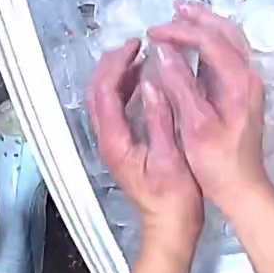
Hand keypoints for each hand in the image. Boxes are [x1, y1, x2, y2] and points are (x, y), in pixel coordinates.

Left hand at [88, 38, 203, 258]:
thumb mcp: (171, 156)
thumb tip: (150, 84)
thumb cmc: (175, 197)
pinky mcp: (123, 147)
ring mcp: (114, 144)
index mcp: (116, 141)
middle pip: (98, 94)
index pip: (106, 93)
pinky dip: (125, 91)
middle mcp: (108, 141)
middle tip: (136, 45)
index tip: (138, 45)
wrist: (170, 227)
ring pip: (104, 101)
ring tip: (140, 57)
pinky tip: (143, 83)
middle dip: (113, 65)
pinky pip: (116, 110)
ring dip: (118, 76)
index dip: (118, 65)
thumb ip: (159, 119)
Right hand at [145, 2, 273, 217]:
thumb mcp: (194, 125)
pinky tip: (193, 46)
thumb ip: (180, 85)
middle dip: (198, 19)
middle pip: (226, 32)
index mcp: (239, 83)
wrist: (243, 187)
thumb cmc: (219, 163)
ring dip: (207, 27)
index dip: (180, 32)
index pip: (210, 41)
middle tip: (173, 10)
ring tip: (182, 18)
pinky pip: (229, 55)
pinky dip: (211, 43)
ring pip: (231, 41)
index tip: (154, 33)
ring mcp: (247, 85)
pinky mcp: (242, 93)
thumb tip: (164, 51)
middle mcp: (248, 78)